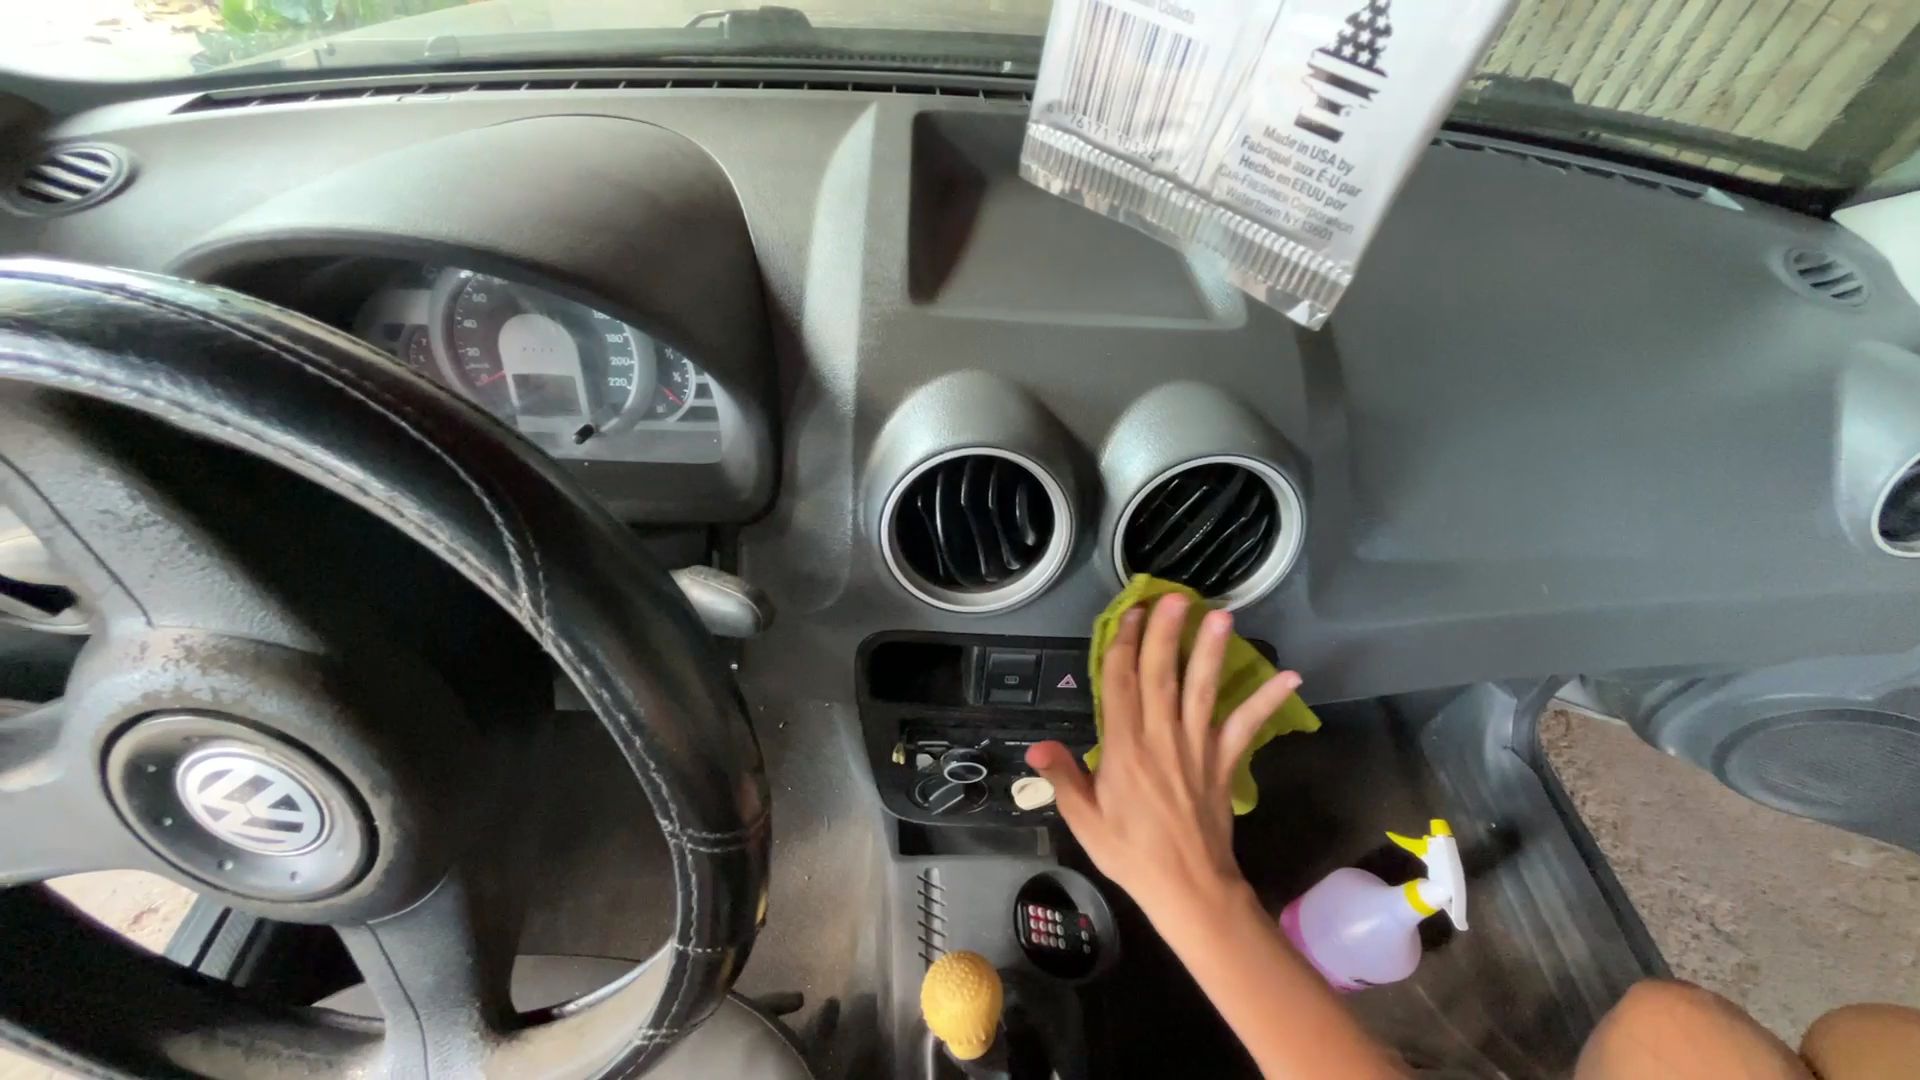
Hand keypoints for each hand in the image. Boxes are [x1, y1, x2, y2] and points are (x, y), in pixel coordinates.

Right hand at [1025, 593, 1303, 925]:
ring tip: (1222, 617)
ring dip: (1212, 651)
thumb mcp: (1084, 819)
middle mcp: (1161, 737)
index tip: (1129, 614)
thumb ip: (1063, 777)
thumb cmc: (1130, 853)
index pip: (1121, 683)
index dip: (1123, 645)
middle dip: (1166, 633)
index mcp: (1124, 747)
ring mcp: (1197, 747)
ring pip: (1203, 690)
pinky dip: (1266, 701)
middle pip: (1161, 675)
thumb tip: (1036, 747)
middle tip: (1174, 597)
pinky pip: (1246, 726)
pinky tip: (1290, 677)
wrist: (1187, 888)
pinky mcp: (1225, 762)